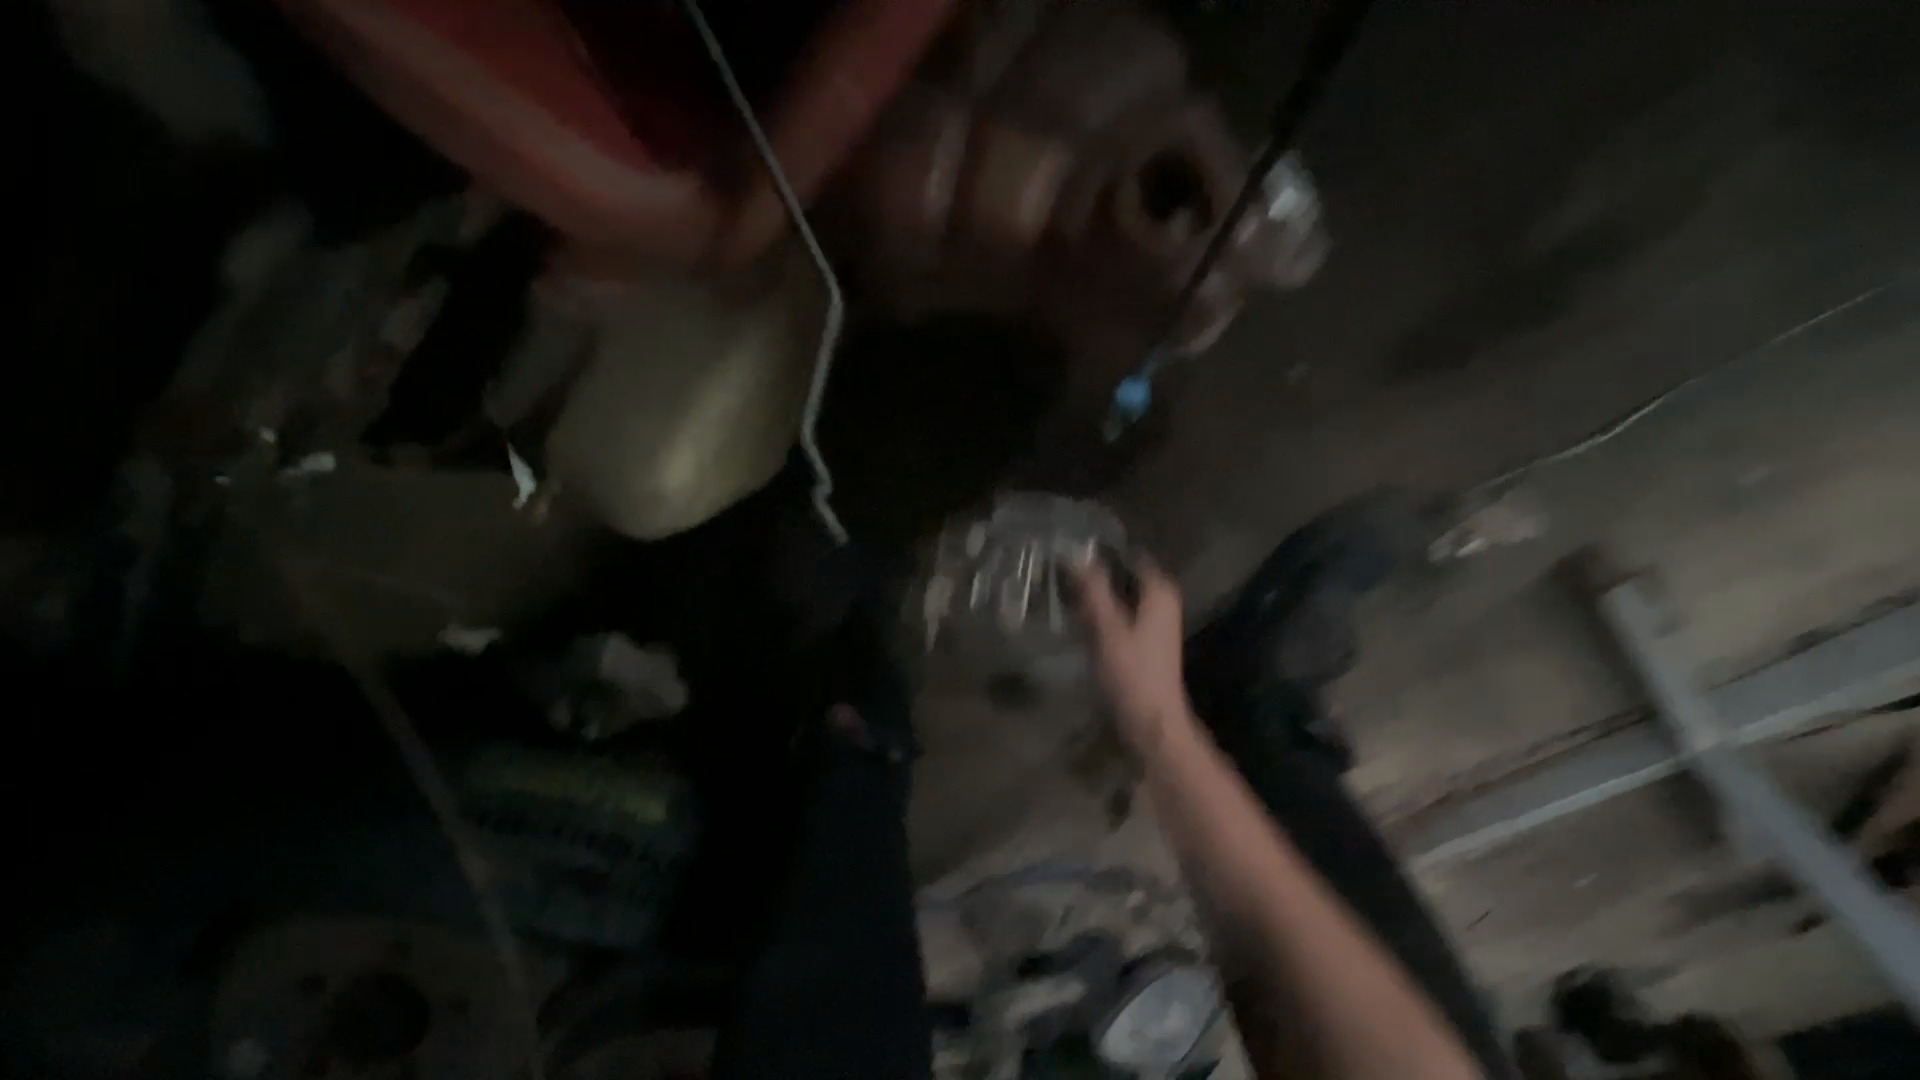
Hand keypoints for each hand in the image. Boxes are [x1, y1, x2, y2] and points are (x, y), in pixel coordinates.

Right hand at [1074, 557, 1194, 748]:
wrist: (1150, 721)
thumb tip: (1075, 552)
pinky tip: (1075, 618)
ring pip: (1119, 596)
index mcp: (1160, 592)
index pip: (1129, 555)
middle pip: (1123, 576)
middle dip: (1094, 573)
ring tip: (1061, 590)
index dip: (1102, 551)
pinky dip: (1099, 614)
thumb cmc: (1132, 673)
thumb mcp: (1107, 628)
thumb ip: (1093, 589)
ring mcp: (1153, 623)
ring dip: (1094, 595)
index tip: (1070, 548)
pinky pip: (1118, 615)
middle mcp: (1161, 601)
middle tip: (1058, 569)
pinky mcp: (1142, 641)